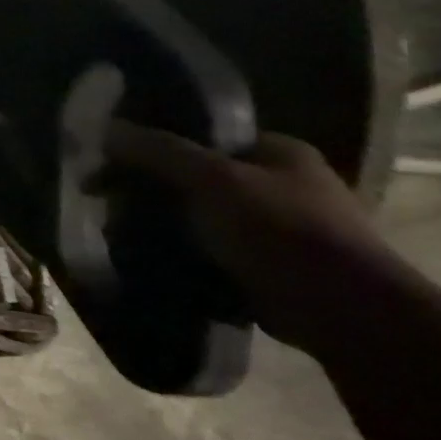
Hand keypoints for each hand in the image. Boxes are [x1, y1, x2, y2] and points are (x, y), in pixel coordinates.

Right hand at [106, 123, 387, 347]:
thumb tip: (102, 130)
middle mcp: (278, 185)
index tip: (110, 162)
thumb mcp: (212, 178)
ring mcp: (272, 228)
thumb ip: (157, 151)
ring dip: (158, 226)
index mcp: (278, 151)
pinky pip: (204, 251)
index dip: (153, 145)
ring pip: (195, 217)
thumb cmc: (278, 228)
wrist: (339, 309)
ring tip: (116, 234)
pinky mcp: (262, 266)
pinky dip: (177, 254)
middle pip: (193, 177)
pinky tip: (145, 258)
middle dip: (150, 191)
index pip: (202, 137)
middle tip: (105, 201)